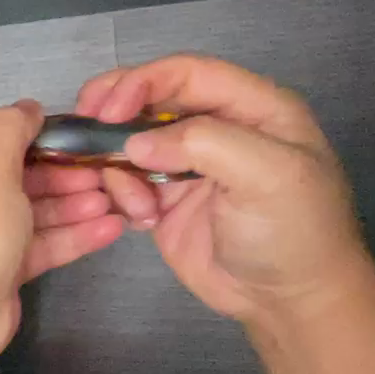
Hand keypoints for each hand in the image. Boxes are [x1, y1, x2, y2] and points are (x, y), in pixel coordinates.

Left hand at [0, 101, 125, 361]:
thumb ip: (9, 127)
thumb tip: (26, 107)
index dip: (25, 134)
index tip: (68, 133)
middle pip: (14, 176)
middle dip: (62, 172)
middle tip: (105, 168)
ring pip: (31, 212)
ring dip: (72, 204)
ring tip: (116, 197)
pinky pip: (39, 245)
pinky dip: (71, 236)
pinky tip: (112, 228)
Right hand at [75, 54, 374, 329]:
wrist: (285, 300)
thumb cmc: (292, 232)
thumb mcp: (266, 176)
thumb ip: (203, 144)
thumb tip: (132, 144)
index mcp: (252, 108)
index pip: (186, 73)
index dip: (141, 82)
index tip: (105, 111)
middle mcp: (215, 128)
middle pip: (148, 100)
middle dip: (112, 114)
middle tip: (82, 131)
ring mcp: (185, 164)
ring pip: (128, 143)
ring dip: (118, 170)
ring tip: (138, 204)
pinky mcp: (161, 197)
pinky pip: (123, 182)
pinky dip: (121, 197)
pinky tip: (142, 220)